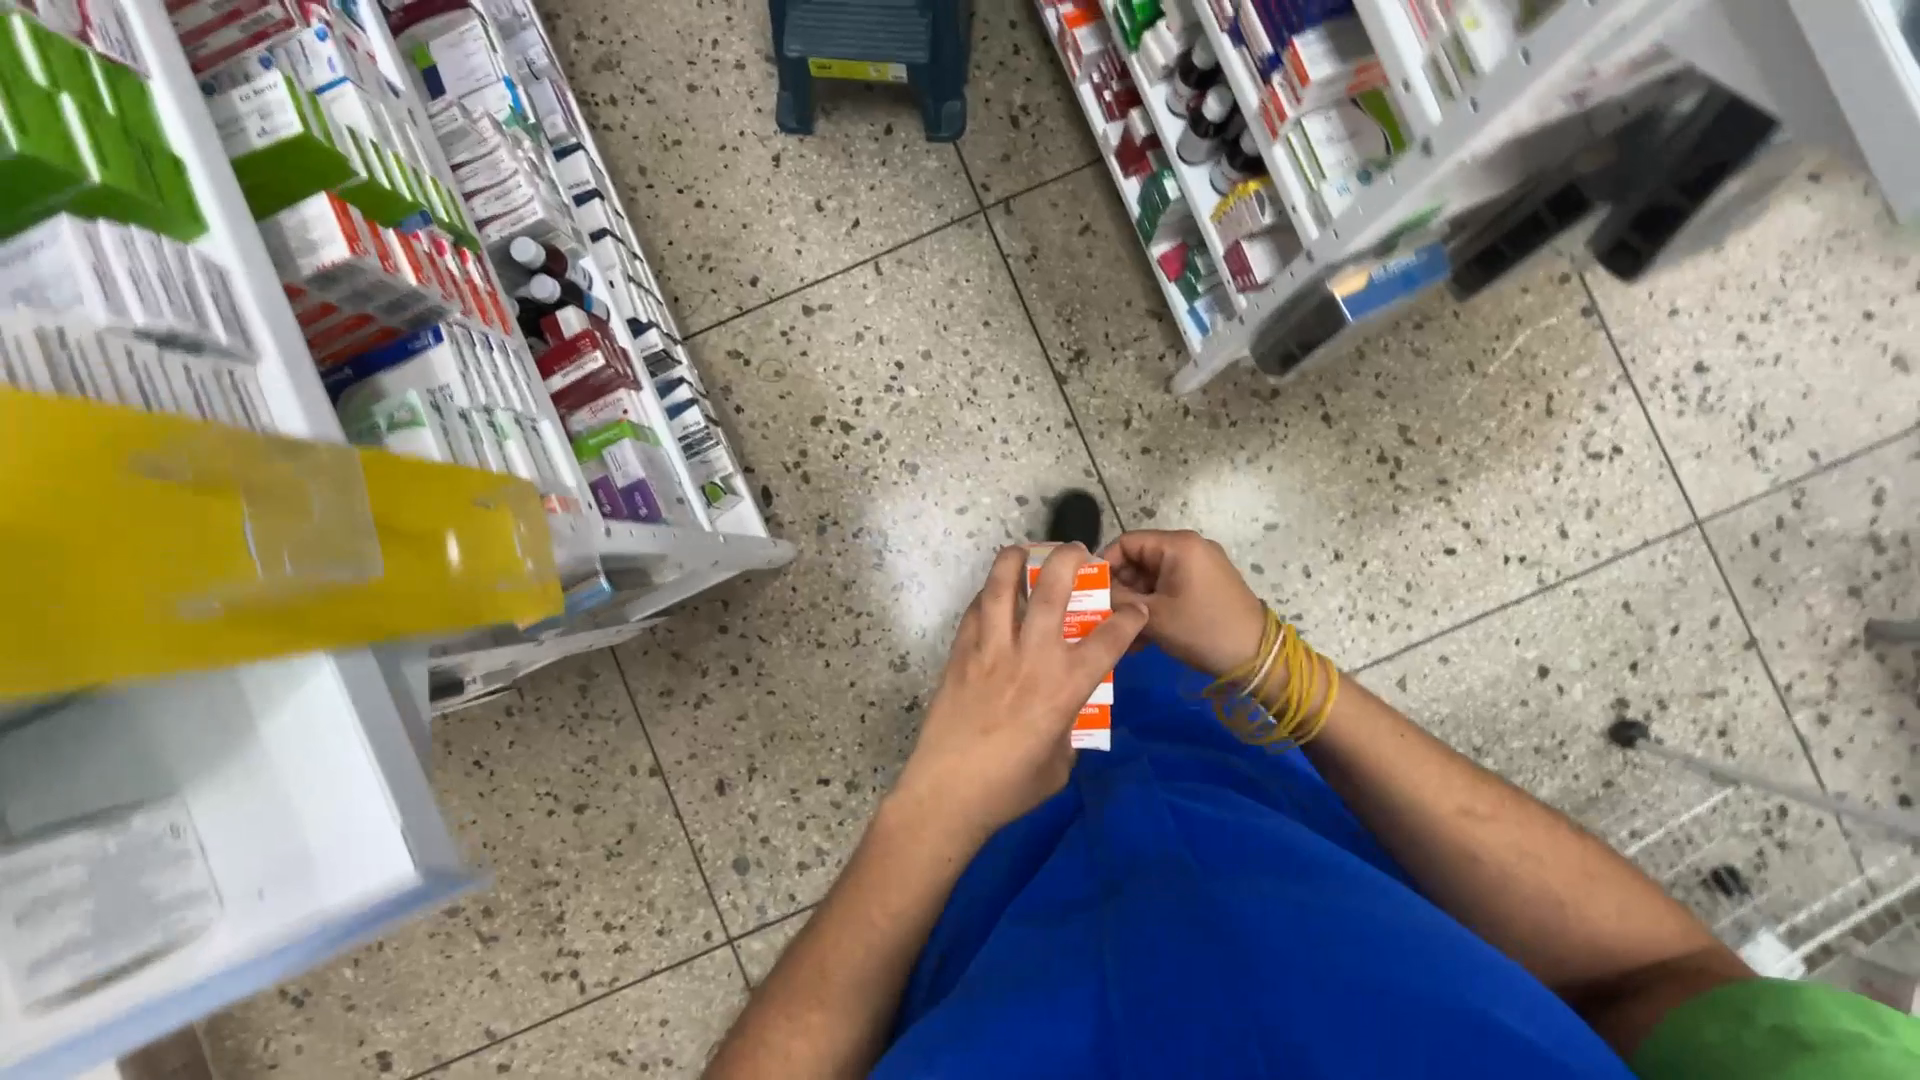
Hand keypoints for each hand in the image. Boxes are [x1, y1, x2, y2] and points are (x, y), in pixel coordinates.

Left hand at [893, 544, 1147, 845]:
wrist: (948, 793)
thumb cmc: (1010, 787)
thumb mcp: (1060, 763)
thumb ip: (1069, 728)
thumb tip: (1067, 713)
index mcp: (1065, 686)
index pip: (1109, 640)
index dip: (1129, 619)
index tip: (1136, 608)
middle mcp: (1032, 657)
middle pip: (1054, 591)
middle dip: (1070, 561)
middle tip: (1077, 551)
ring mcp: (991, 650)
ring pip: (1004, 588)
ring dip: (1017, 560)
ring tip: (1024, 550)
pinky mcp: (960, 655)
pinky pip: (976, 612)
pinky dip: (987, 595)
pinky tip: (992, 594)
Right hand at [1102, 530, 1266, 679]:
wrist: (1257, 657)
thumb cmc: (1201, 629)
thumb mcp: (1153, 616)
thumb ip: (1117, 600)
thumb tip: (1093, 594)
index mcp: (1178, 545)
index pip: (1126, 542)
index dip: (1104, 565)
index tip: (1089, 593)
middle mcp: (1189, 548)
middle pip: (1139, 560)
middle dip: (1119, 589)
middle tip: (1101, 617)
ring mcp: (1200, 568)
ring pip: (1152, 579)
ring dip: (1134, 604)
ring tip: (1119, 634)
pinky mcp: (1206, 587)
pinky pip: (1170, 590)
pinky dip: (1153, 609)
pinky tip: (1139, 638)